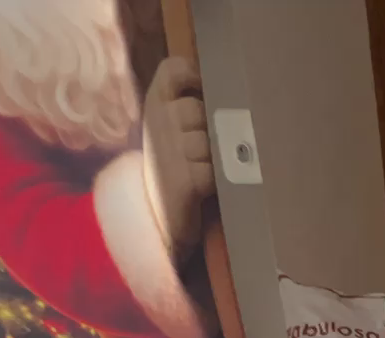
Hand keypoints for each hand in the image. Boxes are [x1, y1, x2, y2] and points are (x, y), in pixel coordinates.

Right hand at [141, 56, 214, 261]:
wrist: (158, 219)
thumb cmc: (174, 173)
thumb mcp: (175, 134)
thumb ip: (192, 111)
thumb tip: (230, 98)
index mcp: (154, 106)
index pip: (174, 71)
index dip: (194, 74)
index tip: (207, 89)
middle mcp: (158, 124)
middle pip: (200, 110)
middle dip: (213, 130)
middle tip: (208, 154)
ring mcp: (169, 152)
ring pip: (211, 141)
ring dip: (219, 159)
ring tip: (209, 173)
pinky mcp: (185, 181)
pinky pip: (217, 171)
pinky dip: (221, 181)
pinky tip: (212, 189)